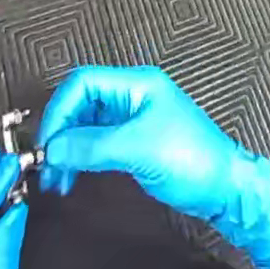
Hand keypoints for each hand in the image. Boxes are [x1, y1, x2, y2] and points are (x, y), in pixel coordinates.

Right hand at [37, 65, 269, 268]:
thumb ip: (92, 145)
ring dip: (67, 146)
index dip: (59, 110)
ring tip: (56, 177)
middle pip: (81, 101)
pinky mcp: (134, 140)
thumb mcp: (138, 148)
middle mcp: (134, 95)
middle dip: (59, 130)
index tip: (47, 143)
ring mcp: (134, 118)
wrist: (223, 187)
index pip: (83, 82)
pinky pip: (96, 140)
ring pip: (86, 123)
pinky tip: (71, 175)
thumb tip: (54, 147)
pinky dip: (79, 156)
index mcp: (138, 84)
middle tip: (46, 163)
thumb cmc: (193, 160)